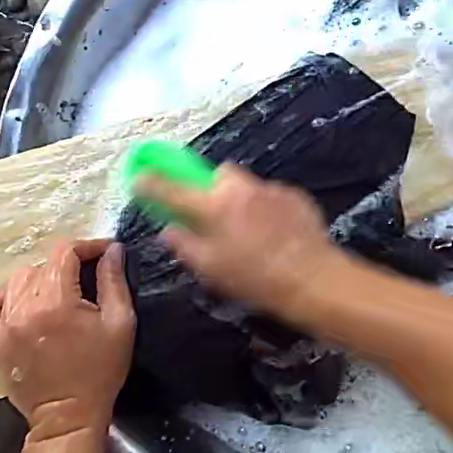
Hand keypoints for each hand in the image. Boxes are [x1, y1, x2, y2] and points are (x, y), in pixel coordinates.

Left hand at [0, 238, 134, 441]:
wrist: (69, 417)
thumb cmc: (101, 370)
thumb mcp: (120, 322)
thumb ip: (114, 281)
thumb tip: (112, 250)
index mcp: (56, 301)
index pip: (65, 252)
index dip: (88, 246)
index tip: (106, 253)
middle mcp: (24, 308)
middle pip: (43, 264)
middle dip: (69, 264)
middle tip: (89, 277)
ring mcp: (4, 325)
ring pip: (18, 281)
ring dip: (41, 279)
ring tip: (60, 293)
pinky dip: (3, 299)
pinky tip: (22, 303)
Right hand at [138, 164, 351, 312]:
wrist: (312, 278)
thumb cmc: (255, 278)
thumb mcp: (211, 269)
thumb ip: (185, 245)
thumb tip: (169, 229)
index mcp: (215, 206)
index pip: (174, 188)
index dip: (153, 181)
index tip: (140, 175)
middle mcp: (242, 189)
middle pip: (220, 174)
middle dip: (213, 189)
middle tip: (214, 215)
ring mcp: (271, 189)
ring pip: (248, 185)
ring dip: (242, 200)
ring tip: (251, 231)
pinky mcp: (295, 195)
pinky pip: (272, 196)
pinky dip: (267, 209)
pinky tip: (275, 234)